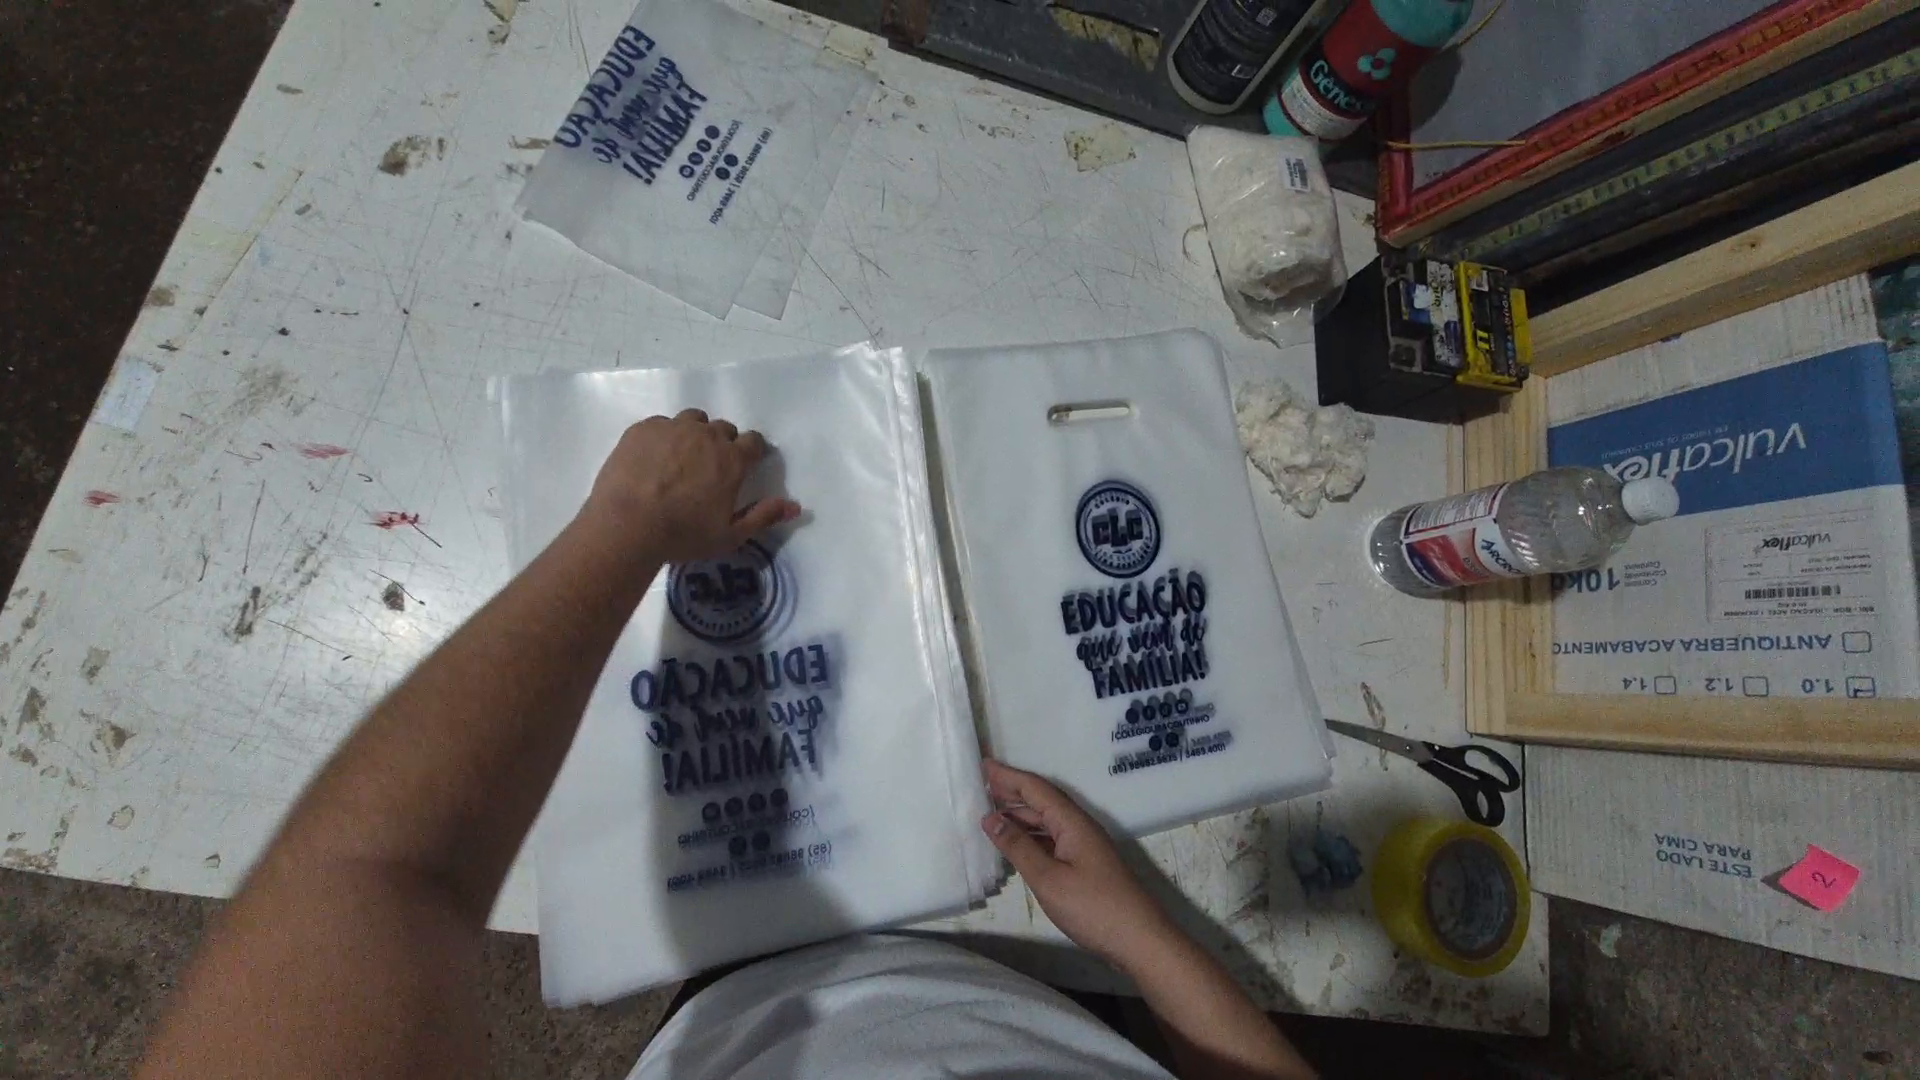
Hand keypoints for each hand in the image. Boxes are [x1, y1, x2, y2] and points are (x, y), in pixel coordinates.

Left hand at [581, 409, 799, 563]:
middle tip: (711, 468)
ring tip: (683, 457)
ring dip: (695, 433)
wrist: (626, 526)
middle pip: (723, 428)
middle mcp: (706, 436)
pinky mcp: (643, 429)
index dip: (752, 452)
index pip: (754, 441)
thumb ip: (764, 516)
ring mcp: (672, 428)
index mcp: (732, 460)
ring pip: (693, 420)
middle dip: (723, 443)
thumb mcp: (730, 535)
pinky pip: (662, 424)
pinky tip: (655, 459)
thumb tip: (796, 506)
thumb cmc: (683, 535)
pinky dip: (665, 436)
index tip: (745, 466)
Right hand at [980, 759, 1174, 968]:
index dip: (1007, 776)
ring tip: (991, 813)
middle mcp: (1078, 825)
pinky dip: (1031, 835)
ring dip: (1020, 814)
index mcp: (1071, 821)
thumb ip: (1018, 847)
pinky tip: (1016, 845)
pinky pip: (1052, 837)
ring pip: (1047, 819)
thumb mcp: (1047, 878)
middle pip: (1041, 800)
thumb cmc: (1093, 907)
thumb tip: (990, 818)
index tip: (982, 765)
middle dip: (1011, 791)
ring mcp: (1084, 845)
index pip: (1034, 788)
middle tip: (980, 786)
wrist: (1140, 940)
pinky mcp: (1085, 863)